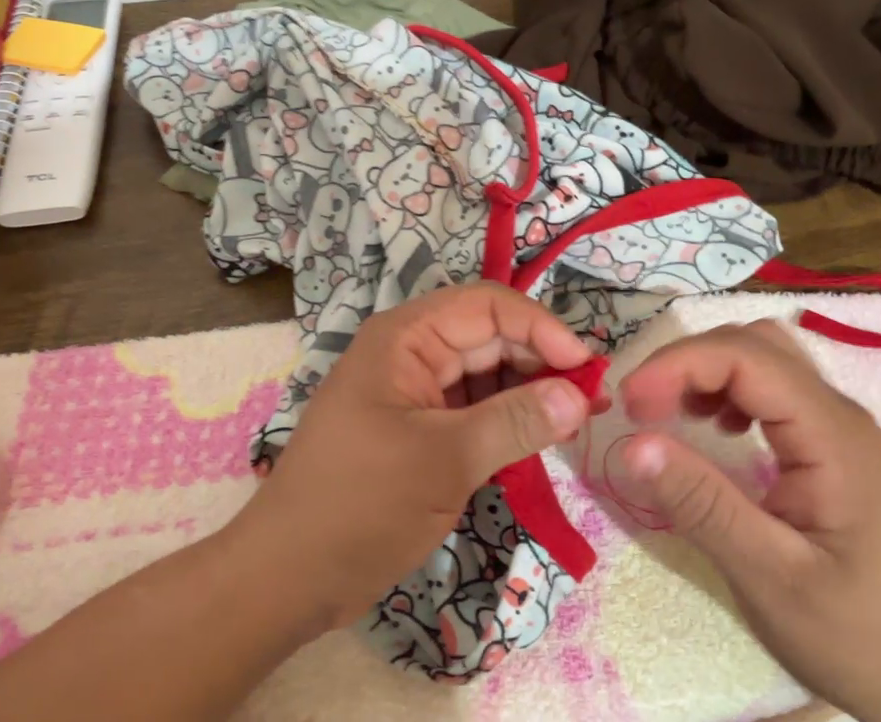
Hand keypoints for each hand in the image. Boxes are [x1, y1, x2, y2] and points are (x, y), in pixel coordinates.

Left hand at [230, 283, 599, 629]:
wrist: (288, 577)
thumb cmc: (360, 505)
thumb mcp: (444, 460)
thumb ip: (514, 422)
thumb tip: (578, 396)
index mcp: (404, 338)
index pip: (486, 305)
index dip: (540, 327)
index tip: (585, 369)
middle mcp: (409, 353)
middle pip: (489, 336)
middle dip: (541, 361)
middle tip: (592, 402)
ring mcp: (412, 393)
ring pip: (485, 374)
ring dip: (529, 393)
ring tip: (575, 423)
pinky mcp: (417, 430)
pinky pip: (472, 410)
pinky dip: (506, 421)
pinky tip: (539, 441)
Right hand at [613, 320, 880, 721]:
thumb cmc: (853, 634)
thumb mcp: (768, 577)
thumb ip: (701, 504)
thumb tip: (630, 442)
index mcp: (833, 436)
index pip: (748, 357)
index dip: (679, 364)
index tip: (627, 403)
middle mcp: (841, 415)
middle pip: (756, 344)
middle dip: (688, 362)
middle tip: (640, 409)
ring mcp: (841, 428)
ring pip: (765, 358)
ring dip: (708, 371)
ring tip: (667, 414)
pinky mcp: (832, 447)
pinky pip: (774, 390)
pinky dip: (728, 391)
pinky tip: (714, 431)